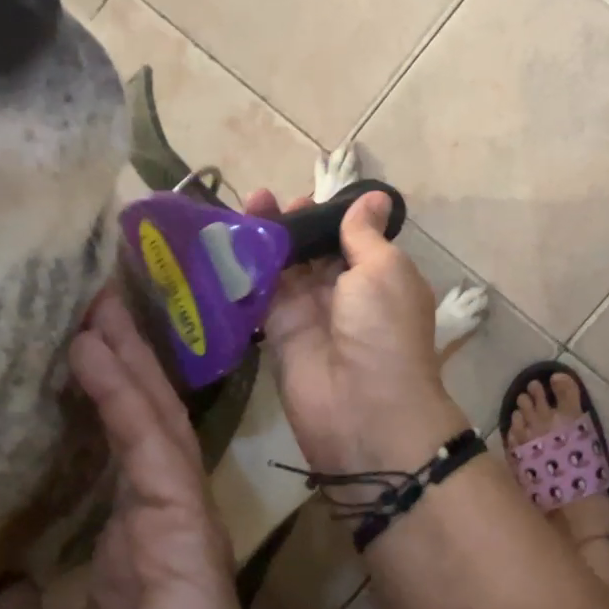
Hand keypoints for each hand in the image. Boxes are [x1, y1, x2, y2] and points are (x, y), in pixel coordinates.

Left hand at [0, 294, 240, 608]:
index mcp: (140, 533)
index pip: (125, 444)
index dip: (108, 391)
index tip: (82, 343)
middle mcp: (165, 507)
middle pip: (145, 414)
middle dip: (124, 356)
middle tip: (97, 299)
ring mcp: (180, 504)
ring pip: (154, 414)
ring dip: (128, 356)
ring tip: (100, 305)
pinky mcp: (184, 510)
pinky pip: (150, 441)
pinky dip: (124, 393)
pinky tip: (96, 352)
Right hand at [244, 190, 466, 475]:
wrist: (364, 411)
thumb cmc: (384, 329)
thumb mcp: (384, 270)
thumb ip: (365, 235)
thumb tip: (374, 196)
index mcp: (379, 274)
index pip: (348, 236)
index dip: (325, 215)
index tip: (303, 196)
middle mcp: (345, 291)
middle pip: (312, 249)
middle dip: (289, 223)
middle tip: (262, 199)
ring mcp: (310, 314)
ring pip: (283, 269)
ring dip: (264, 241)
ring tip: (242, 211)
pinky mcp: (279, 335)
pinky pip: (260, 297)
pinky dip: (244, 273)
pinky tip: (224, 246)